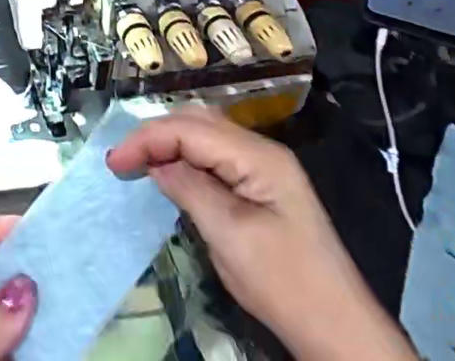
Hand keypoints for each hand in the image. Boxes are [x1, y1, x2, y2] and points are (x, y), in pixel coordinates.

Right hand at [107, 110, 414, 360]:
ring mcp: (261, 167)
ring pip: (199, 133)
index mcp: (258, 157)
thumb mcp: (229, 235)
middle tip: (122, 162)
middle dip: (152, 135)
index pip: (186, 129)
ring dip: (164, 143)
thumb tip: (153, 163)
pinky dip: (180, 156)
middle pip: (193, 121)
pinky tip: (166, 173)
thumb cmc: (286, 284)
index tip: (113, 164)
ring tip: (137, 164)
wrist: (341, 334)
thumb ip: (188, 188)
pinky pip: (209, 155)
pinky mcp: (257, 185)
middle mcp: (260, 151)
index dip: (144, 140)